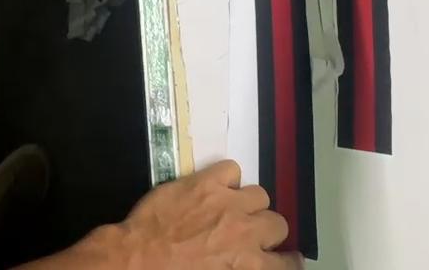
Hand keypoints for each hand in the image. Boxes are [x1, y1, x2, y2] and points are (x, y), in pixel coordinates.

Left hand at [57, 161, 295, 269]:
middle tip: (254, 234)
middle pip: (277, 223)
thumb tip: (249, 263)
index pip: (288, 263)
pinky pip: (232, 168)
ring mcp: (226, 204)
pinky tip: (218, 187)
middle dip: (269, 230)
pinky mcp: (205, 182)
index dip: (289, 261)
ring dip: (250, 204)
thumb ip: (243, 269)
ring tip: (236, 209)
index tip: (286, 258)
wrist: (140, 259)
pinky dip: (228, 177)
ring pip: (260, 194)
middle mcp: (245, 233)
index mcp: (250, 267)